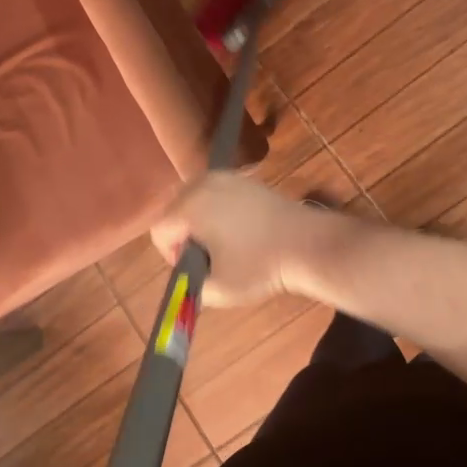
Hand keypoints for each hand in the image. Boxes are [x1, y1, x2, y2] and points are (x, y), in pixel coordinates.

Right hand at [149, 172, 345, 307]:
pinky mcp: (244, 179)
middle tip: (205, 258)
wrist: (306, 243)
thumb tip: (187, 284)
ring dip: (197, 221)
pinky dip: (216, 209)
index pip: (160, 230)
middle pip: (173, 209)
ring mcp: (225, 177)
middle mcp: (202, 183)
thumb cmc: (260, 266)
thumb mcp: (220, 290)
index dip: (170, 254)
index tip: (194, 269)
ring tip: (220, 245)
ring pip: (193, 199)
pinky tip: (237, 231)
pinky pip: (214, 192)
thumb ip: (192, 289)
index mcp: (190, 206)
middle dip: (182, 235)